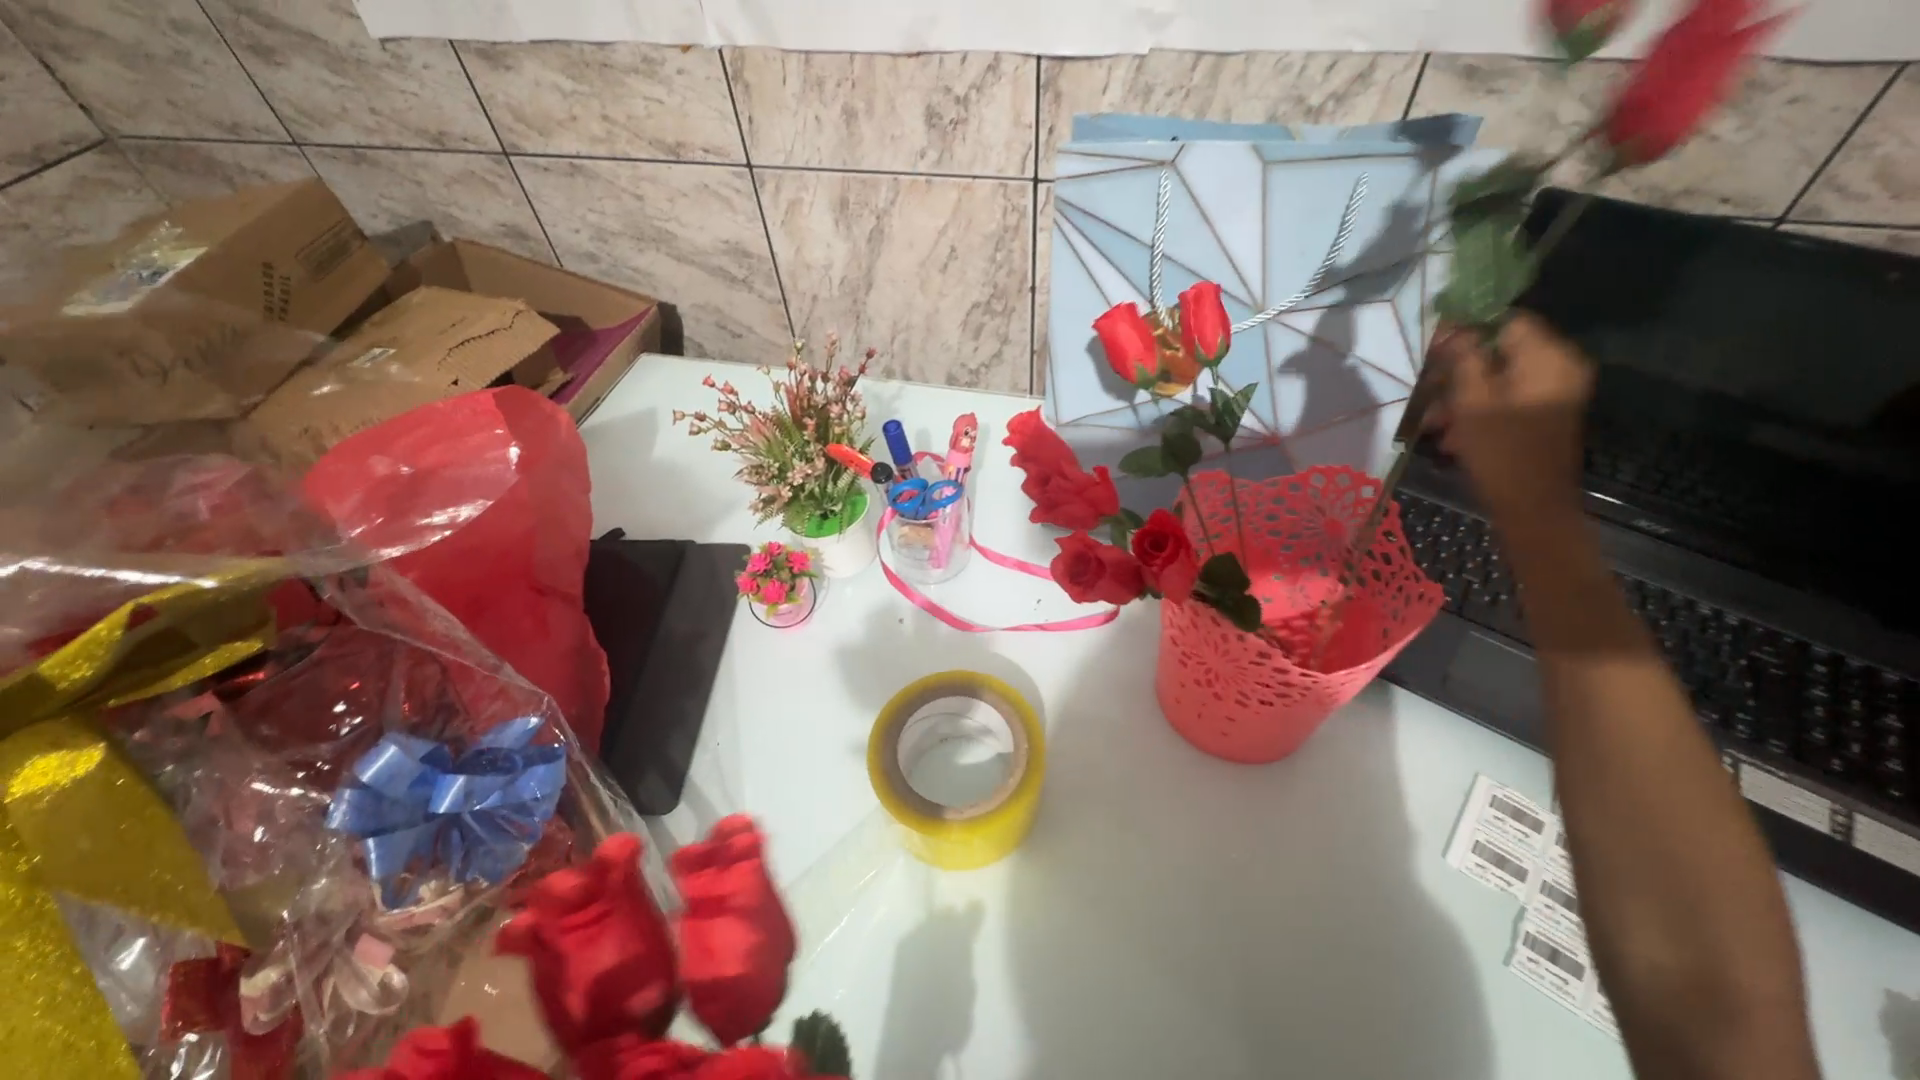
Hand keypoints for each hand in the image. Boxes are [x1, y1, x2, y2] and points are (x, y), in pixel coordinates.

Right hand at [1426, 313, 1594, 529]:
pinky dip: (1477, 409)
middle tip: (1427, 388)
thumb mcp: (1472, 401)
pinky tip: (1450, 433)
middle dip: (1459, 369)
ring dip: (1461, 394)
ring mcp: (1554, 393)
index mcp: (1549, 358)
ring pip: (1498, 377)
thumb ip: (1462, 358)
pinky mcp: (1543, 414)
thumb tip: (1453, 327)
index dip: (1466, 328)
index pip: (1506, 321)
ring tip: (1431, 421)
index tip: (1432, 347)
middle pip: (1501, 350)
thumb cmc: (1502, 453)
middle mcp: (1559, 368)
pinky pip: (1505, 398)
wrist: (1533, 509)